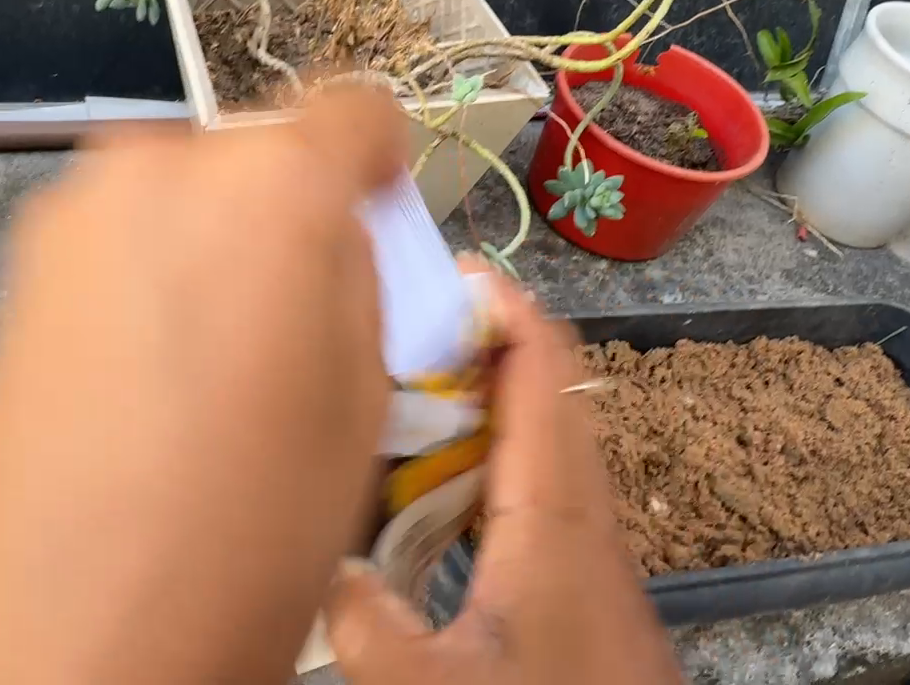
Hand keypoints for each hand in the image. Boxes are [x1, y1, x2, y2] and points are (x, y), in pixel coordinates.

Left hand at [0, 84, 405, 684]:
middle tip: (295, 298)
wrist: (64, 637)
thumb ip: (359, 273)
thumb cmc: (249, 525)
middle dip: (296, 204)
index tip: (376, 205)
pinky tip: (157, 353)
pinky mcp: (29, 252)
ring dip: (226, 231)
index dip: (380, 156)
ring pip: (196, 182)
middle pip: (268, 147)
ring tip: (220, 338)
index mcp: (278, 187)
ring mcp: (85, 202)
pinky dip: (163, 258)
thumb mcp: (363, 389)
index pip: (357, 108)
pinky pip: (132, 222)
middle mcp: (170, 163)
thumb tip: (339, 230)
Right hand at [324, 274, 681, 684]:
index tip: (460, 272)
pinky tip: (446, 456)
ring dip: (495, 375)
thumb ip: (377, 636)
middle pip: (548, 374)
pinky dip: (498, 425)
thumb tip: (327, 573)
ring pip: (545, 411)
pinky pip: (538, 452)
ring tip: (423, 368)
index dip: (508, 308)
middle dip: (494, 328)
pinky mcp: (576, 542)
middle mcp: (576, 492)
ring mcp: (582, 516)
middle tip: (423, 313)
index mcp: (552, 503)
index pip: (540, 369)